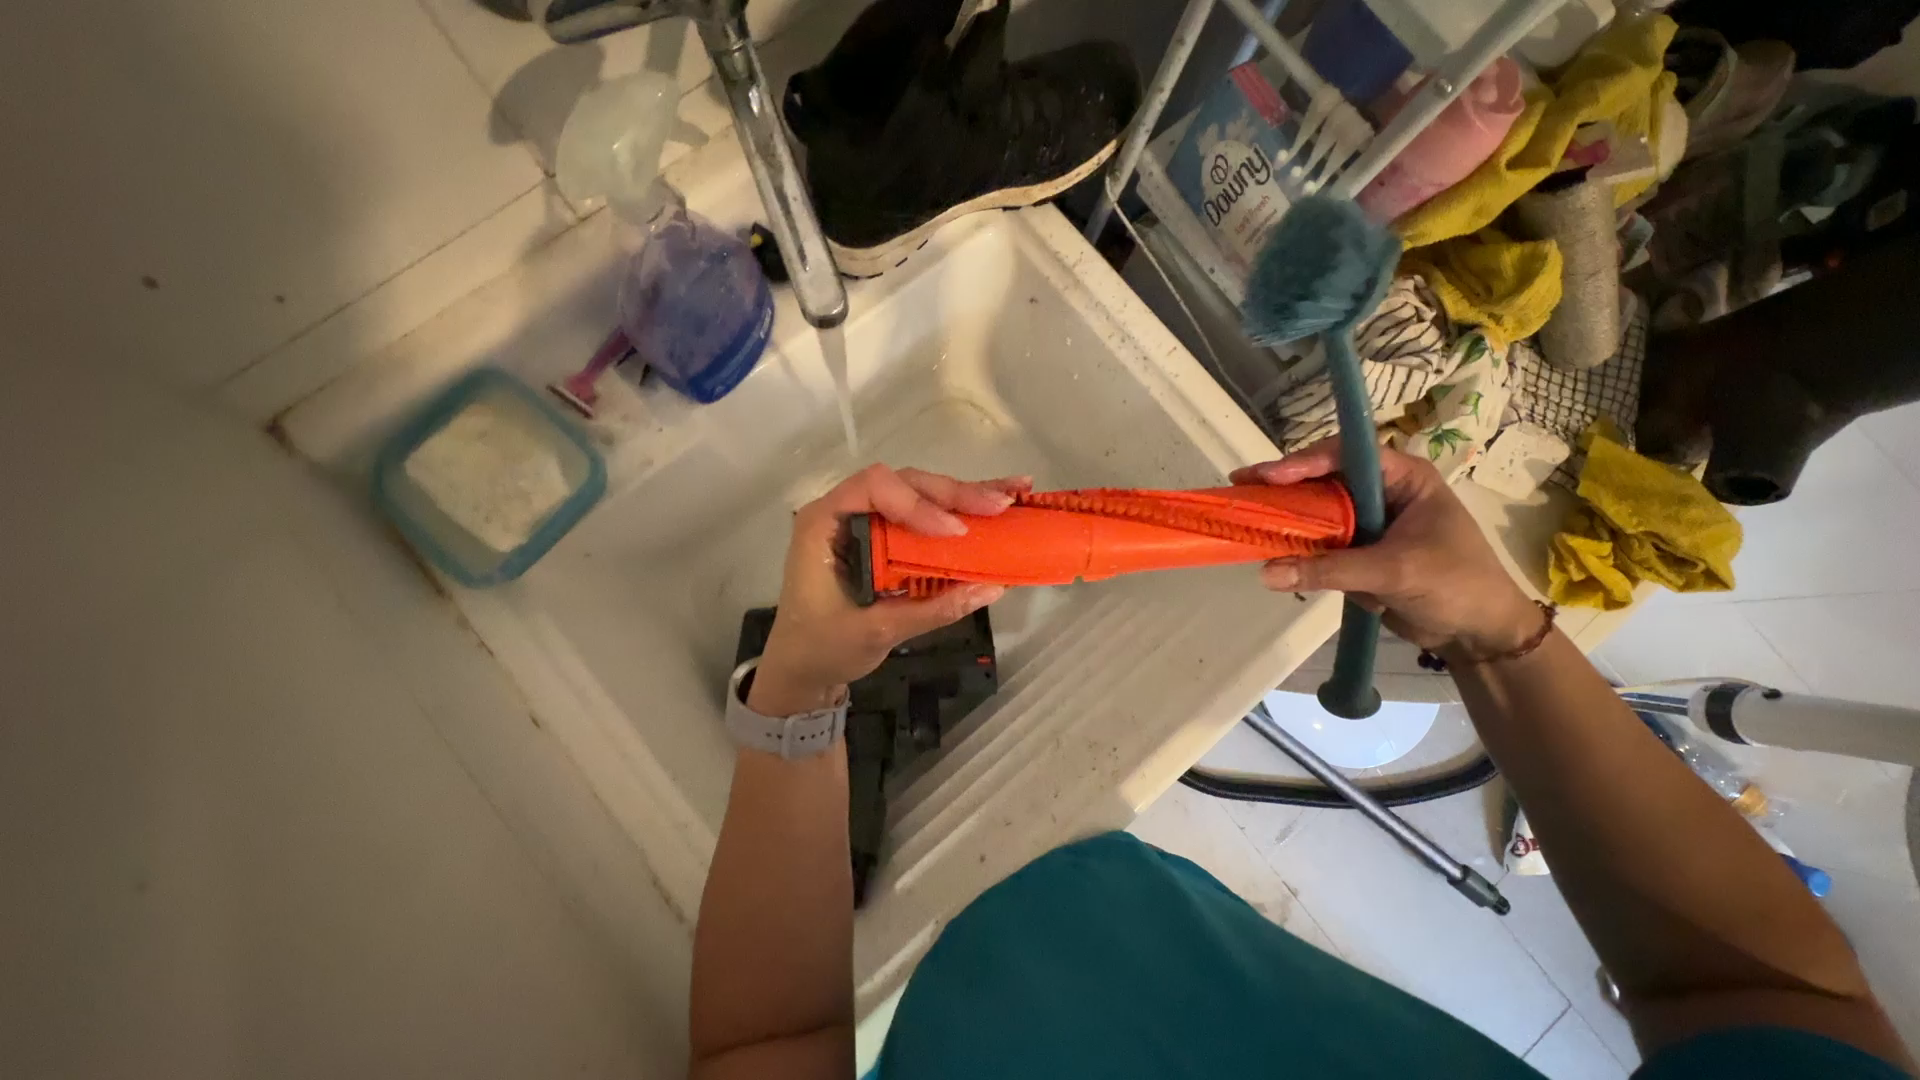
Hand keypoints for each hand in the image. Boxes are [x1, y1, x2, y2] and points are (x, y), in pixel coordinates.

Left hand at [749, 465, 1026, 715]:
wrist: (799, 669)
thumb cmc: (821, 647)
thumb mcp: (874, 632)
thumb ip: (931, 609)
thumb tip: (991, 588)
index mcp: (825, 522)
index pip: (875, 488)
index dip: (918, 504)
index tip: (953, 532)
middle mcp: (846, 511)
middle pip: (905, 483)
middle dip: (954, 494)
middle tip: (1001, 506)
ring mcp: (867, 523)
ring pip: (920, 494)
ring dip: (964, 497)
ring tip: (1013, 495)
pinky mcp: (886, 539)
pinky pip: (923, 518)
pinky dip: (958, 514)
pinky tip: (993, 511)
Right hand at [1231, 439, 1539, 658]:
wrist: (1479, 632)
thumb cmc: (1456, 585)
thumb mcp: (1395, 571)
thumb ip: (1331, 570)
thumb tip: (1266, 573)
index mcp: (1404, 478)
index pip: (1348, 455)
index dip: (1306, 461)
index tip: (1270, 477)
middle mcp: (1381, 493)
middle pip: (1323, 478)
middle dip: (1283, 483)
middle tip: (1241, 484)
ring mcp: (1367, 523)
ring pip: (1316, 509)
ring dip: (1283, 511)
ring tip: (1242, 509)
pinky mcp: (1355, 551)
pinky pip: (1317, 541)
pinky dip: (1292, 542)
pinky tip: (1264, 543)